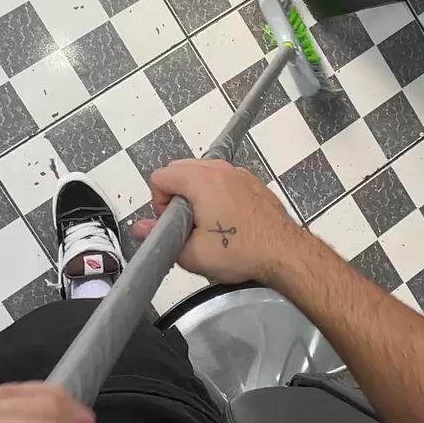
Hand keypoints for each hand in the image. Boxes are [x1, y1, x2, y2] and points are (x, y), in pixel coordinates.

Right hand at [134, 158, 321, 285]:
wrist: (284, 253)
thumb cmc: (241, 251)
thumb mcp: (192, 253)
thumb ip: (160, 238)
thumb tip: (139, 228)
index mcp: (200, 180)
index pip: (160, 176)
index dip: (158, 202)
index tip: (171, 224)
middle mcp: (219, 169)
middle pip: (180, 170)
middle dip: (175, 195)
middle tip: (186, 225)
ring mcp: (239, 173)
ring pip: (203, 173)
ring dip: (196, 194)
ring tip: (207, 225)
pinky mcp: (252, 183)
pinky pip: (224, 180)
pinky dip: (218, 194)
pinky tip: (227, 221)